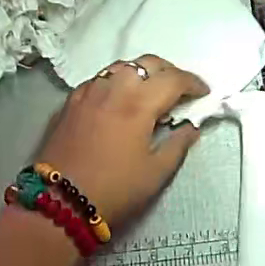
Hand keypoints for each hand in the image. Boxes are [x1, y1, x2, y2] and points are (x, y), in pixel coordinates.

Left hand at [34, 55, 208, 231]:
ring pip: (121, 67)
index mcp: (139, 104)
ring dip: (142, 72)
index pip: (173, 80)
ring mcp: (88, 92)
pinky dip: (117, 81)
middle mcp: (114, 89)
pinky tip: (120, 99)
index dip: (193, 83)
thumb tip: (191, 127)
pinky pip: (99, 79)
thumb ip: (178, 145)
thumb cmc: (115, 189)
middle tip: (181, 89)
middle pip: (147, 64)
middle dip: (169, 71)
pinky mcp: (70, 102)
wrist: (60, 201)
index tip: (204, 93)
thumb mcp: (156, 172)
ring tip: (151, 91)